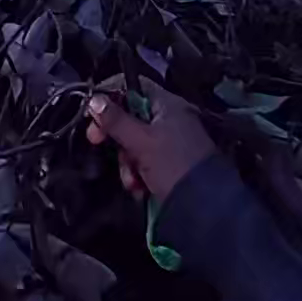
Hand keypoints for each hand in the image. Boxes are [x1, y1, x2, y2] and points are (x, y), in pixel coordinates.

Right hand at [85, 77, 216, 204]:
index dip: (110, 94)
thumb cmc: (174, 166)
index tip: (92, 110)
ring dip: (127, 160)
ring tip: (132, 179)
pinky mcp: (171, 165)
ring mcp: (172, 143)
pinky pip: (144, 160)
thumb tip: (94, 99)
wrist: (209, 214)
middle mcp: (170, 119)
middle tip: (96, 141)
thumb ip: (115, 120)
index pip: (133, 86)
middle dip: (115, 134)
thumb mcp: (141, 142)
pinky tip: (139, 187)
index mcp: (168, 105)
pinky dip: (137, 173)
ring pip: (134, 141)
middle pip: (130, 115)